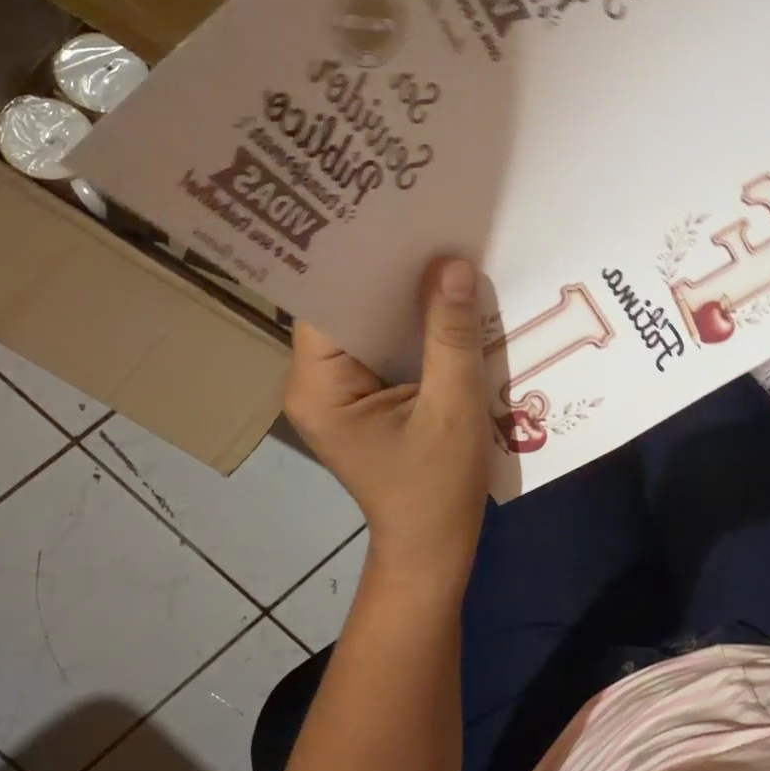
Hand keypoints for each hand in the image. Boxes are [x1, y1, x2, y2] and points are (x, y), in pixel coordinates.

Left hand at [284, 258, 490, 571]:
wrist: (434, 548)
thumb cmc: (437, 488)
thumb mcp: (454, 408)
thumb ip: (451, 336)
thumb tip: (452, 264)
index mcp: (318, 385)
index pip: (330, 302)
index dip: (364, 262)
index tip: (401, 222)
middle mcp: (316, 382)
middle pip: (349, 310)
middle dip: (393, 278)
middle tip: (434, 231)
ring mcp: (340, 393)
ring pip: (372, 328)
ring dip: (409, 304)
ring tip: (447, 260)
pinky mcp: (366, 402)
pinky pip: (388, 351)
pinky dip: (418, 333)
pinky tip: (451, 311)